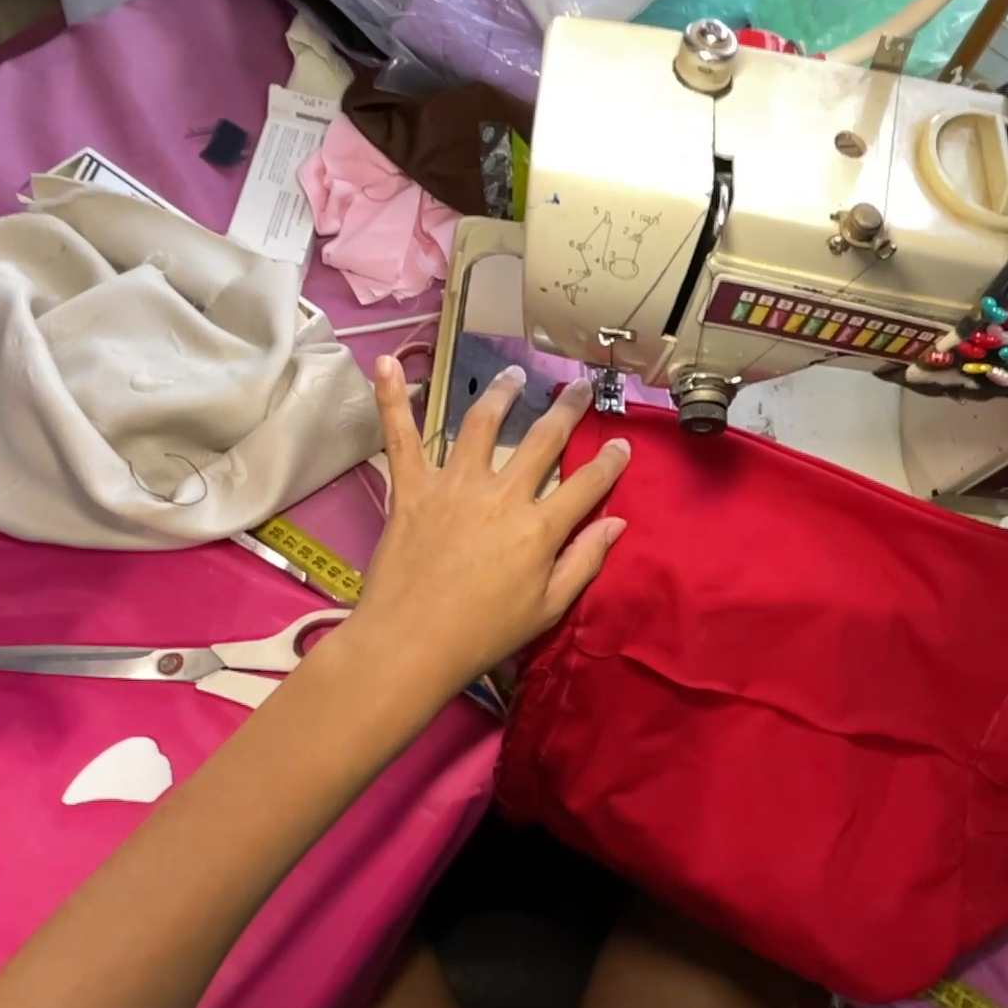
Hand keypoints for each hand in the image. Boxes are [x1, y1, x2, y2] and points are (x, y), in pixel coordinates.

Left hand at [341, 357, 630, 694]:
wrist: (409, 644)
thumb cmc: (484, 633)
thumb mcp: (548, 608)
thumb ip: (585, 561)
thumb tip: (617, 523)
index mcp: (539, 528)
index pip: (587, 484)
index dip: (610, 462)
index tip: (621, 443)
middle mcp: (502, 494)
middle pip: (543, 440)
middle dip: (567, 409)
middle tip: (579, 387)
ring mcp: (454, 486)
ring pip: (482, 423)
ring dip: (502, 393)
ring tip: (514, 375)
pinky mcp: (412, 488)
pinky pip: (401, 436)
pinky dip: (391, 399)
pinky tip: (386, 363)